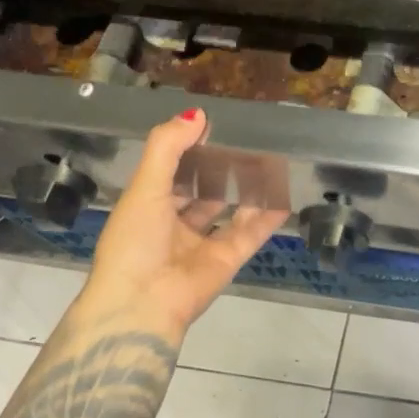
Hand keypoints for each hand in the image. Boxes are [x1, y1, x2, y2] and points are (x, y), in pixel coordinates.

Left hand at [86, 109, 289, 340]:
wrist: (142, 303)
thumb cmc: (135, 241)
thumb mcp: (144, 187)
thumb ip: (168, 148)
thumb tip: (198, 114)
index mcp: (147, 209)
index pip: (170, 175)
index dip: (187, 152)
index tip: (211, 128)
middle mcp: (174, 226)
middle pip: (201, 194)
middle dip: (219, 171)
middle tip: (245, 143)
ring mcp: (202, 245)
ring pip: (229, 212)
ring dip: (246, 191)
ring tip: (268, 162)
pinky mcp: (228, 260)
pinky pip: (252, 233)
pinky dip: (268, 216)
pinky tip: (284, 194)